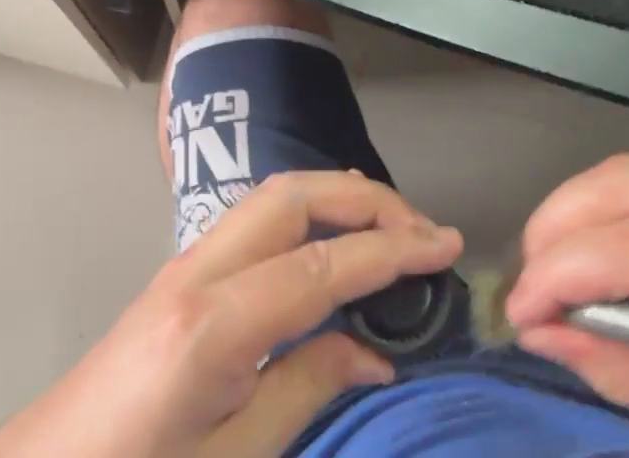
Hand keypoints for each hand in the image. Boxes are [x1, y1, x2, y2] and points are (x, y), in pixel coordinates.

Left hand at [0, 171, 462, 457]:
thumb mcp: (235, 455)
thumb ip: (306, 388)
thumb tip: (377, 351)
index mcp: (211, 326)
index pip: (318, 266)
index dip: (389, 252)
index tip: (445, 247)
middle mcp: (197, 272)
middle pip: (290, 198)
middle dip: (365, 201)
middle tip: (424, 230)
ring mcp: (185, 262)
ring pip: (271, 197)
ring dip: (336, 200)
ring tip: (394, 226)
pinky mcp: (183, 270)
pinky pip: (256, 220)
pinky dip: (307, 213)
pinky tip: (334, 235)